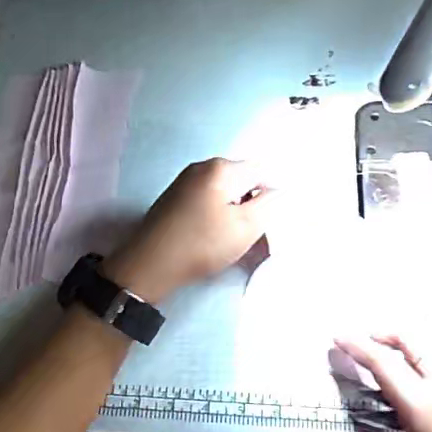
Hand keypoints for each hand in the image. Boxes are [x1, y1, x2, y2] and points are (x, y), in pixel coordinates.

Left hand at [106, 158, 274, 303]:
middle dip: (253, 202)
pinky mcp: (175, 198)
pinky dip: (218, 214)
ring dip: (236, 210)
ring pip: (226, 191)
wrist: (150, 264)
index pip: (262, 171)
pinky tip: (213, 235)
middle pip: (243, 179)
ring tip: (233, 237)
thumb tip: (280, 191)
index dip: (272, 194)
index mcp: (221, 168)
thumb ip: (270, 205)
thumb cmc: (202, 245)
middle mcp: (202, 166)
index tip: (270, 220)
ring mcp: (185, 181)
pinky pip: (209, 198)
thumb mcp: (246, 227)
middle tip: (253, 232)